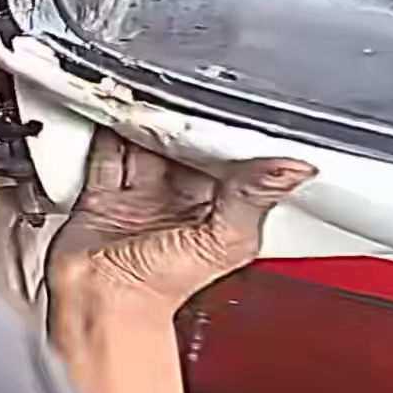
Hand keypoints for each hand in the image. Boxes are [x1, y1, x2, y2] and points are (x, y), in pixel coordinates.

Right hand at [48, 127, 314, 322]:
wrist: (101, 295)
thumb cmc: (162, 285)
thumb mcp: (221, 241)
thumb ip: (248, 200)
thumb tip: (292, 168)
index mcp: (218, 214)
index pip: (227, 165)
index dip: (225, 138)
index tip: (225, 110)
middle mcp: (178, 204)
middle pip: (181, 154)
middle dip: (179, 128)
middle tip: (178, 97)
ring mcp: (137, 200)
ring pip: (142, 153)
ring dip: (141, 130)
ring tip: (143, 101)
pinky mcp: (101, 199)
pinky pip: (104, 162)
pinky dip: (104, 140)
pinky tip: (109, 121)